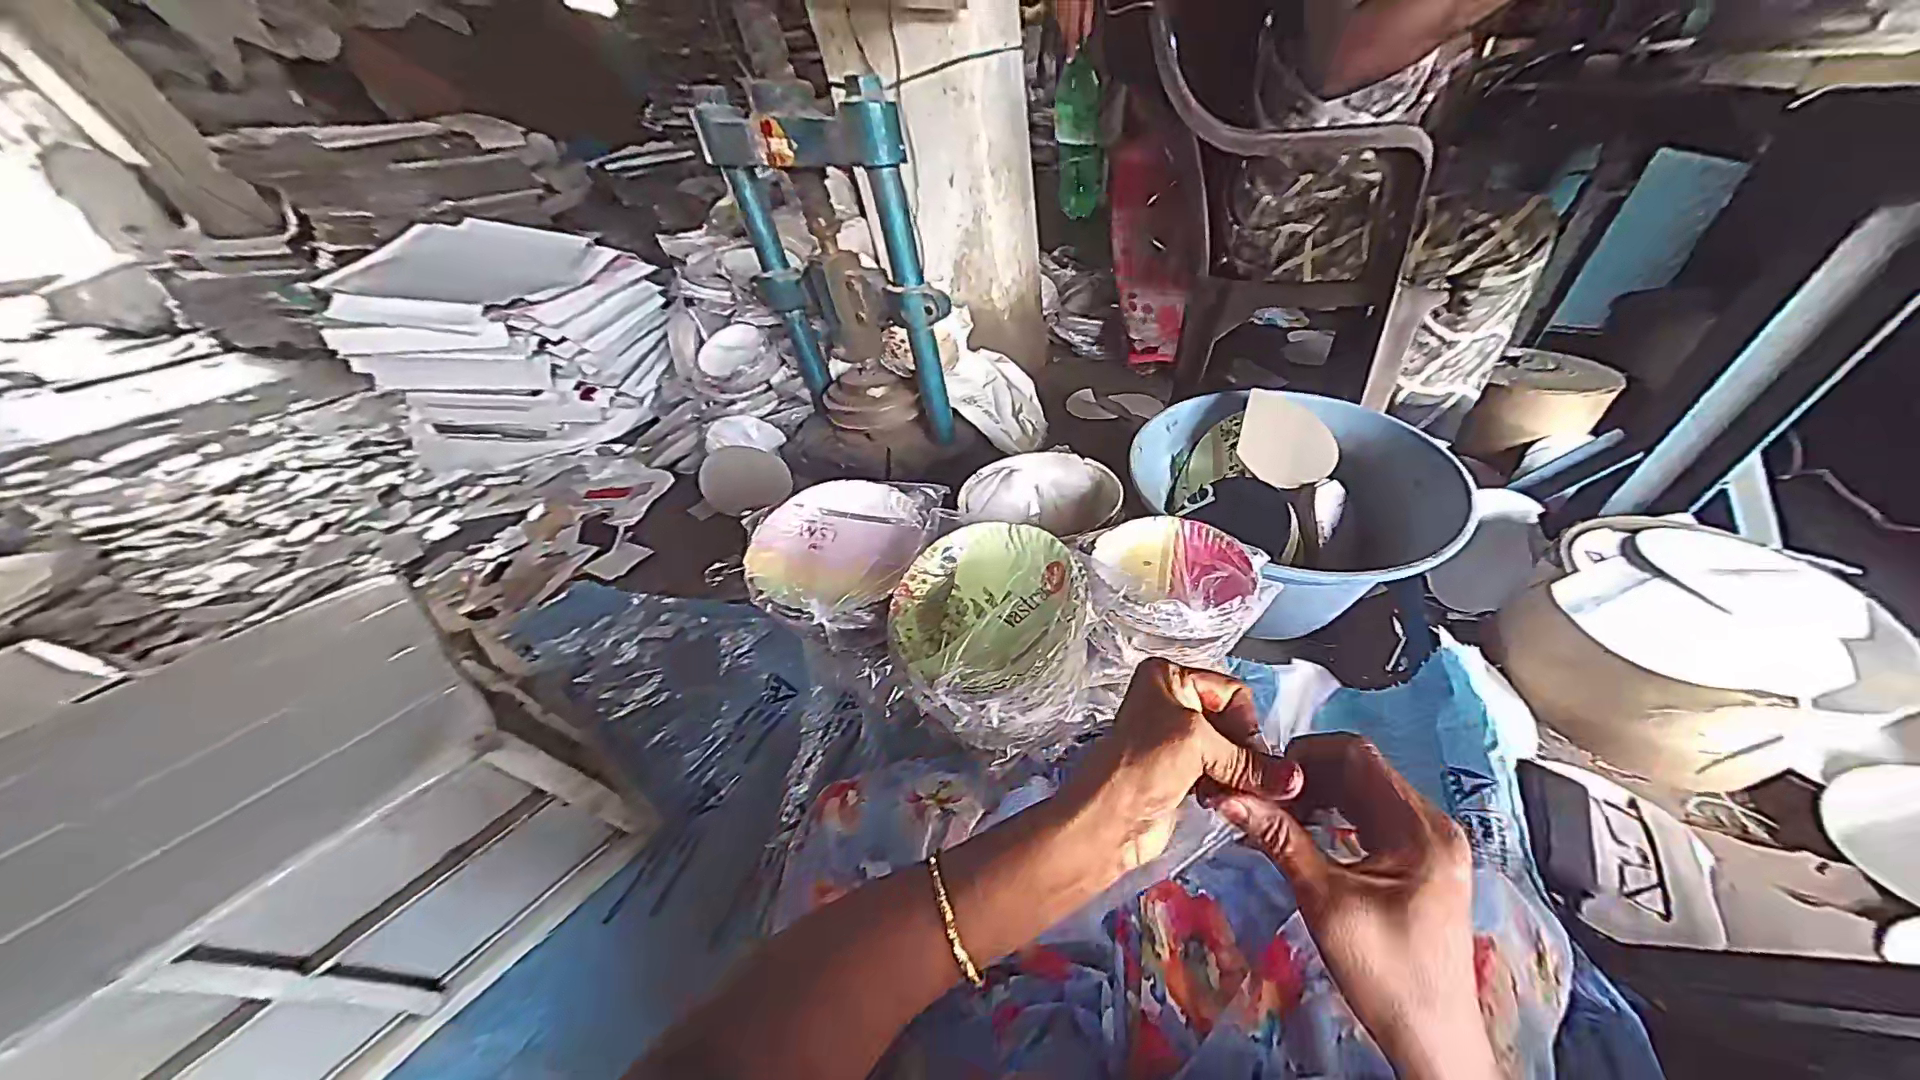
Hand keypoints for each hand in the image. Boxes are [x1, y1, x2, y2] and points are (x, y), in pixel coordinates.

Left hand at [1062, 658, 1302, 871]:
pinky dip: (1227, 788)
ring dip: (1236, 775)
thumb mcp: (1197, 744)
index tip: (1248, 750)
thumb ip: (1249, 760)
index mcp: (1167, 678)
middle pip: (1232, 723)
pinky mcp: (1180, 773)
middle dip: (1243, 753)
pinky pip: (1220, 775)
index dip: (1243, 721)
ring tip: (1229, 791)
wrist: (1109, 817)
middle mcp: (1170, 703)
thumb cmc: (1140, 764)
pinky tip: (1219, 800)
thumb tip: (1292, 777)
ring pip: (1229, 753)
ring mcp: (1175, 740)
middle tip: (1247, 777)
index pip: (1230, 690)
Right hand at [1215, 734, 1497, 1079]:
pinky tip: (1301, 831)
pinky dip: (1329, 813)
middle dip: (1303, 776)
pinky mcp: (1416, 858)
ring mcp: (1427, 841)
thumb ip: (1278, 838)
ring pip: (1358, 789)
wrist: (1434, 1045)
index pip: (1356, 754)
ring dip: (1313, 794)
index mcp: (1420, 828)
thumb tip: (1226, 794)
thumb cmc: (1385, 974)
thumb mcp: (1324, 899)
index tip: (1265, 779)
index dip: (1303, 754)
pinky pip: (1366, 814)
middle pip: (1357, 768)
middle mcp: (1430, 823)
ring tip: (1274, 815)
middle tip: (1261, 798)